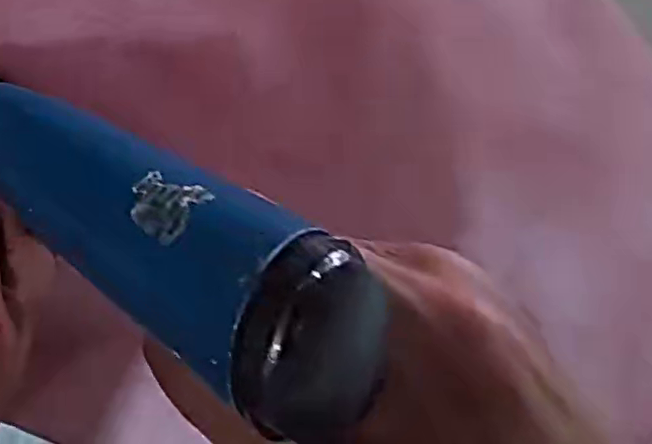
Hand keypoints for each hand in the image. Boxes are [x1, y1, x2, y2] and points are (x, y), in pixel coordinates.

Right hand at [146, 243, 607, 443]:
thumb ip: (230, 409)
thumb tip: (154, 341)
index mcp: (421, 307)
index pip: (286, 244)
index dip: (231, 258)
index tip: (196, 283)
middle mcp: (453, 275)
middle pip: (315, 256)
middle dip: (275, 294)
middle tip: (253, 345)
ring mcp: (482, 288)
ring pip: (352, 270)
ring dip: (320, 311)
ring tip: (319, 373)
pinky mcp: (497, 307)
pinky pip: (392, 288)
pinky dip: (362, 321)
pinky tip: (372, 378)